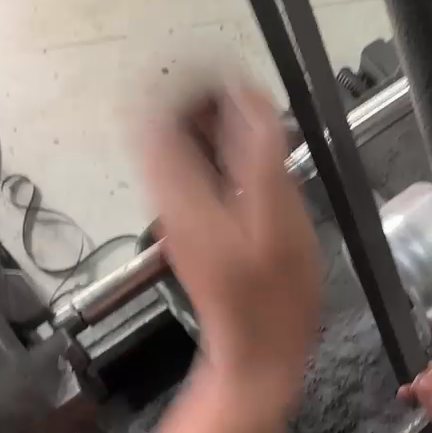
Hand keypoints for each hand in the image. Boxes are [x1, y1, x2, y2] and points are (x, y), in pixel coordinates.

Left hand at [141, 80, 321, 416]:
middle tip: (247, 100)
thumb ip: (261, 157)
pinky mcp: (196, 234)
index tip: (226, 75)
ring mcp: (180, 220)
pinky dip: (220, 157)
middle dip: (200, 100)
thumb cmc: (272, 300)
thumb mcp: (277, 222)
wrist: (258, 358)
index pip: (154, 115)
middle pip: (161, 128)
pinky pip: (195, 176)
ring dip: (212, 128)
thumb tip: (249, 98)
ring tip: (259, 128)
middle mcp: (170, 202)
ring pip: (178, 152)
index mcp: (181, 194)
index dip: (185, 82)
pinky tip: (258, 169)